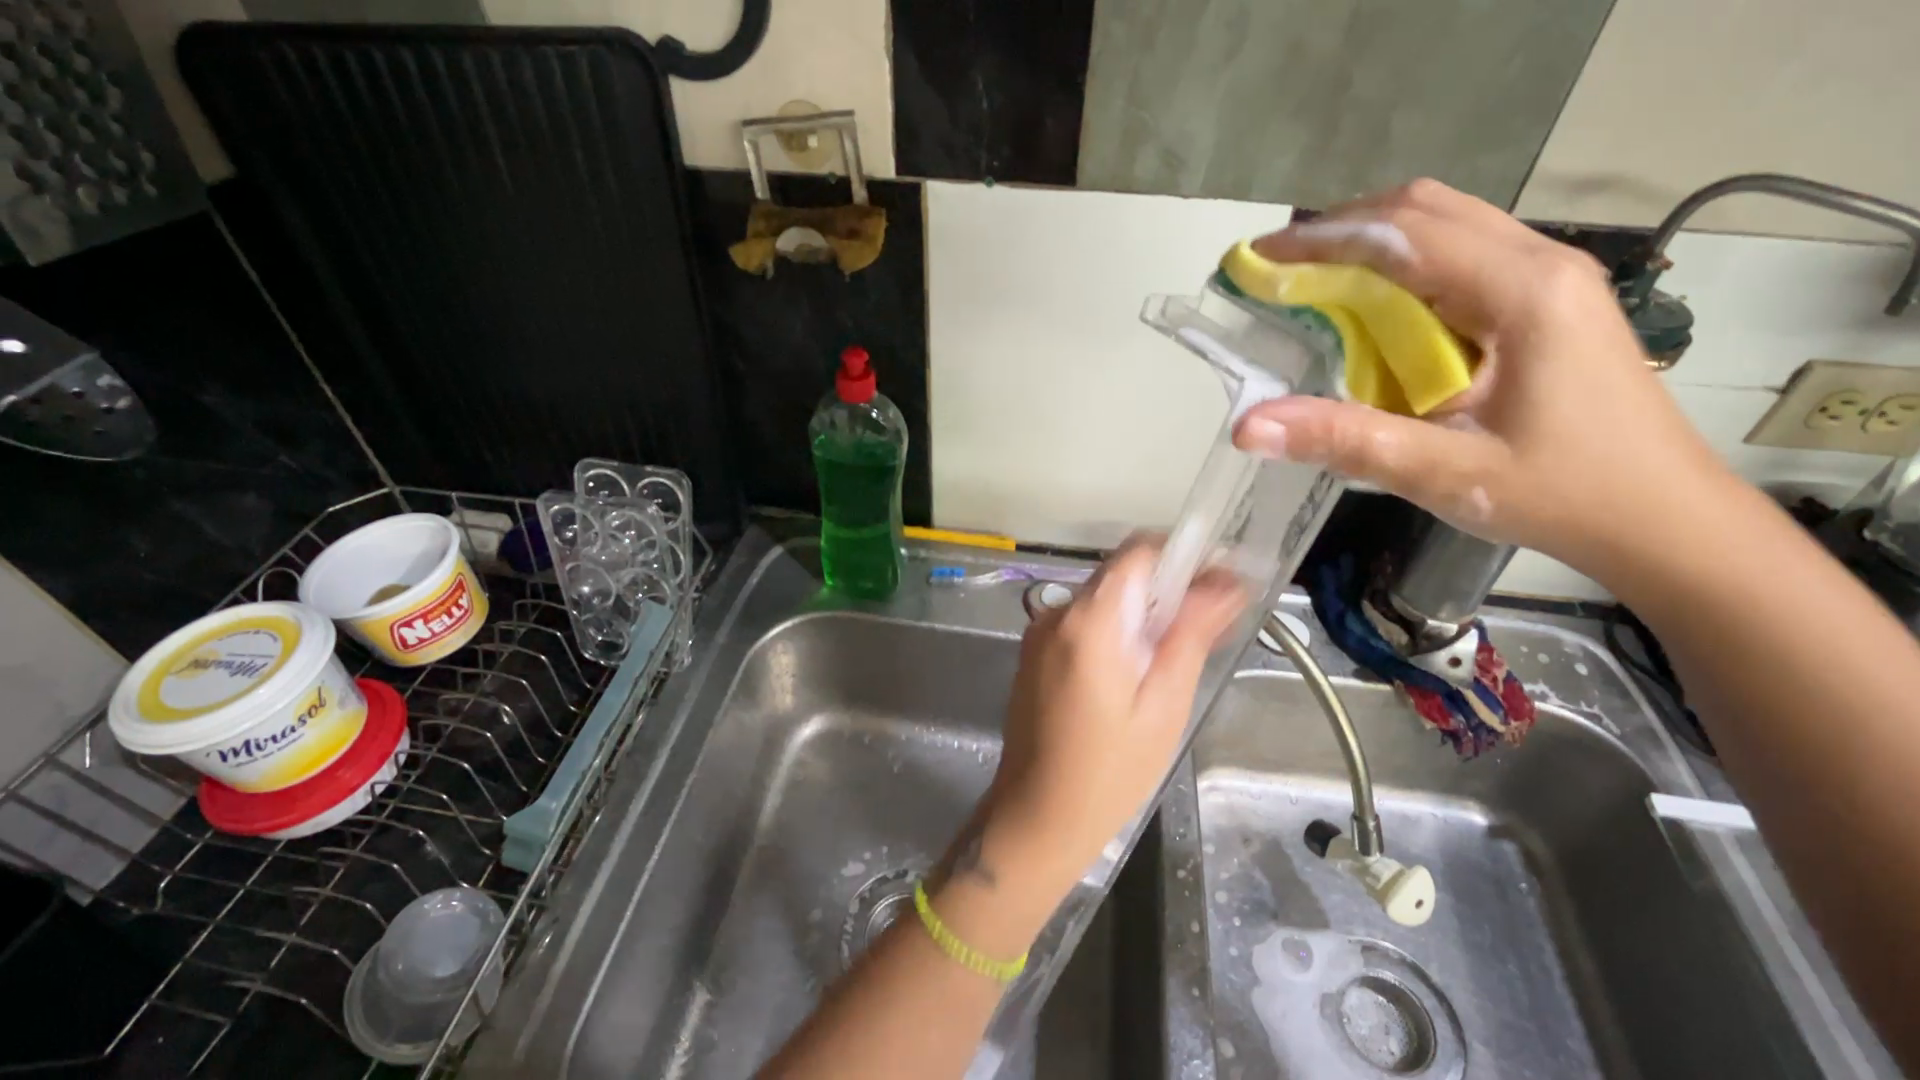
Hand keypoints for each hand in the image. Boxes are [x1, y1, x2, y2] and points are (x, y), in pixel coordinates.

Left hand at [972, 543, 1242, 897]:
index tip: (1222, 579)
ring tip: (1183, 652)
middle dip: (1170, 588)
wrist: (1038, 817)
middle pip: (1121, 575)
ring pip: (1104, 600)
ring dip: (1145, 613)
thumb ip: (1191, 633)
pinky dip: (1117, 633)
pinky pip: (1085, 626)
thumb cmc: (1111, 771)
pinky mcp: (1035, 655)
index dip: (1185, 556)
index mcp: (1089, 620)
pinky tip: (1142, 670)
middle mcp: (1057, 614)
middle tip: (1215, 623)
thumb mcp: (1164, 703)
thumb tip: (1228, 581)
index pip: (1139, 552)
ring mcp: (1040, 634)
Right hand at [1230, 179, 1740, 575]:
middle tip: (1278, 269)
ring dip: (1374, 242)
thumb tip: (1247, 426)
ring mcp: (1553, 276)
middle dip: (1342, 229)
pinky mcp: (1551, 298)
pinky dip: (1404, 265)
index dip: (1322, 238)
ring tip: (1313, 281)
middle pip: (1425, 208)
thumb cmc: (1564, 495)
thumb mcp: (1445, 473)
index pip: (1406, 232)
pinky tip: (1374, 308)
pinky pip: (1463, 254)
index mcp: (1524, 292)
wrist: (1664, 518)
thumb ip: (1346, 441)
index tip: (1257, 260)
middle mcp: (1543, 262)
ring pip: (1447, 223)